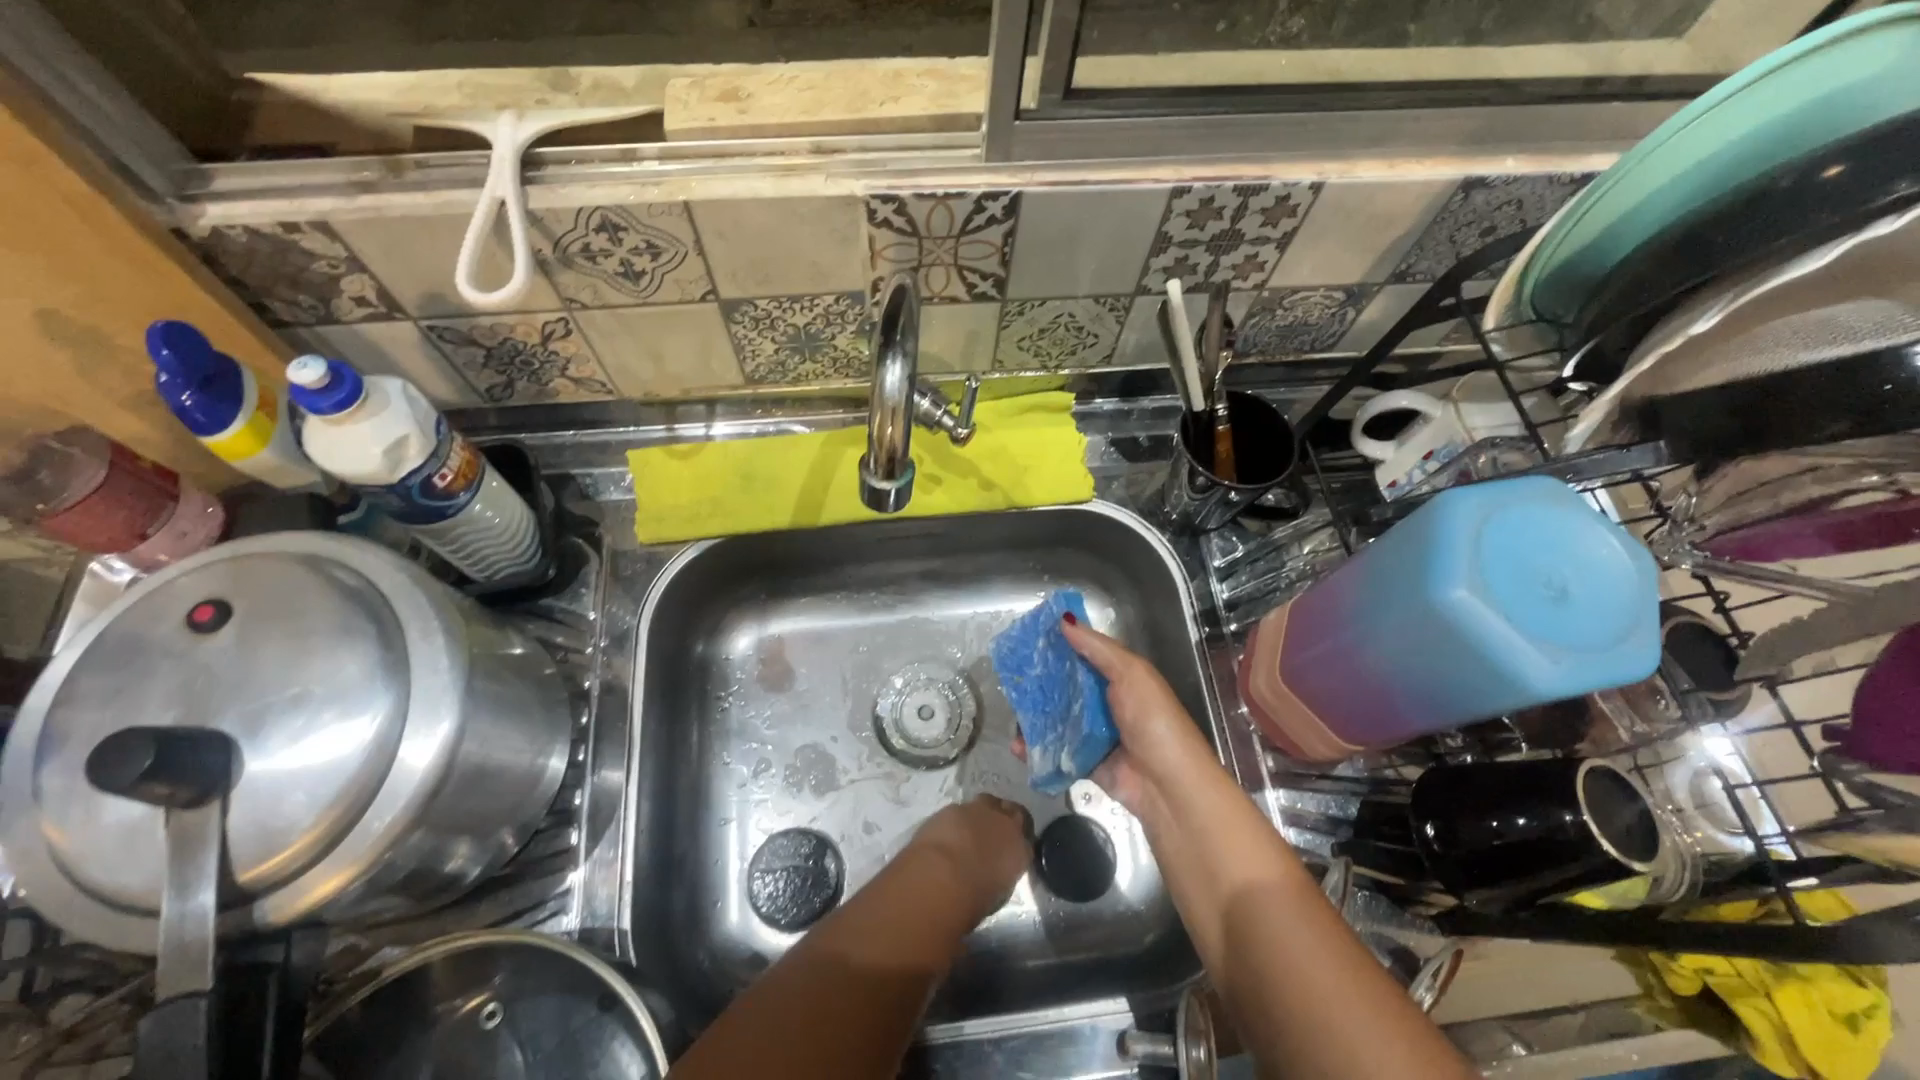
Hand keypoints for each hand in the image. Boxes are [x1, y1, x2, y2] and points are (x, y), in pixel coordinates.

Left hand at [908, 795, 1033, 921]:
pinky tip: (943, 836)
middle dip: (1000, 817)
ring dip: (976, 816)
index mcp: (1021, 847)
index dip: (1017, 835)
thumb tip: (996, 868)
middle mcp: (1003, 822)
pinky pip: (957, 811)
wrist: (942, 878)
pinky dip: (953, 821)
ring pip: (982, 804)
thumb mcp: (999, 890)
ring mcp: (977, 810)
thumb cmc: (974, 897)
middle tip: (988, 833)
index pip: (1026, 834)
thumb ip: (1002, 870)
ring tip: (963, 834)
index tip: (1009, 843)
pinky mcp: (951, 808)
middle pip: (1008, 810)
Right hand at [1013, 616, 1220, 820]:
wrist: (1167, 783)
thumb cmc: (1153, 720)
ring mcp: (1096, 735)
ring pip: (1058, 721)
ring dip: (1035, 717)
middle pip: (1067, 689)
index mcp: (1122, 678)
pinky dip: (1037, 750)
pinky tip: (1018, 746)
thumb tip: (1063, 620)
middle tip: (1010, 677)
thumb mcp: (1131, 673)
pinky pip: (1057, 752)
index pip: (1085, 656)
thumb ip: (1097, 648)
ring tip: (1010, 712)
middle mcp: (1107, 704)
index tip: (1027, 639)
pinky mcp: (1086, 763)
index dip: (1059, 647)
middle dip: (1041, 684)